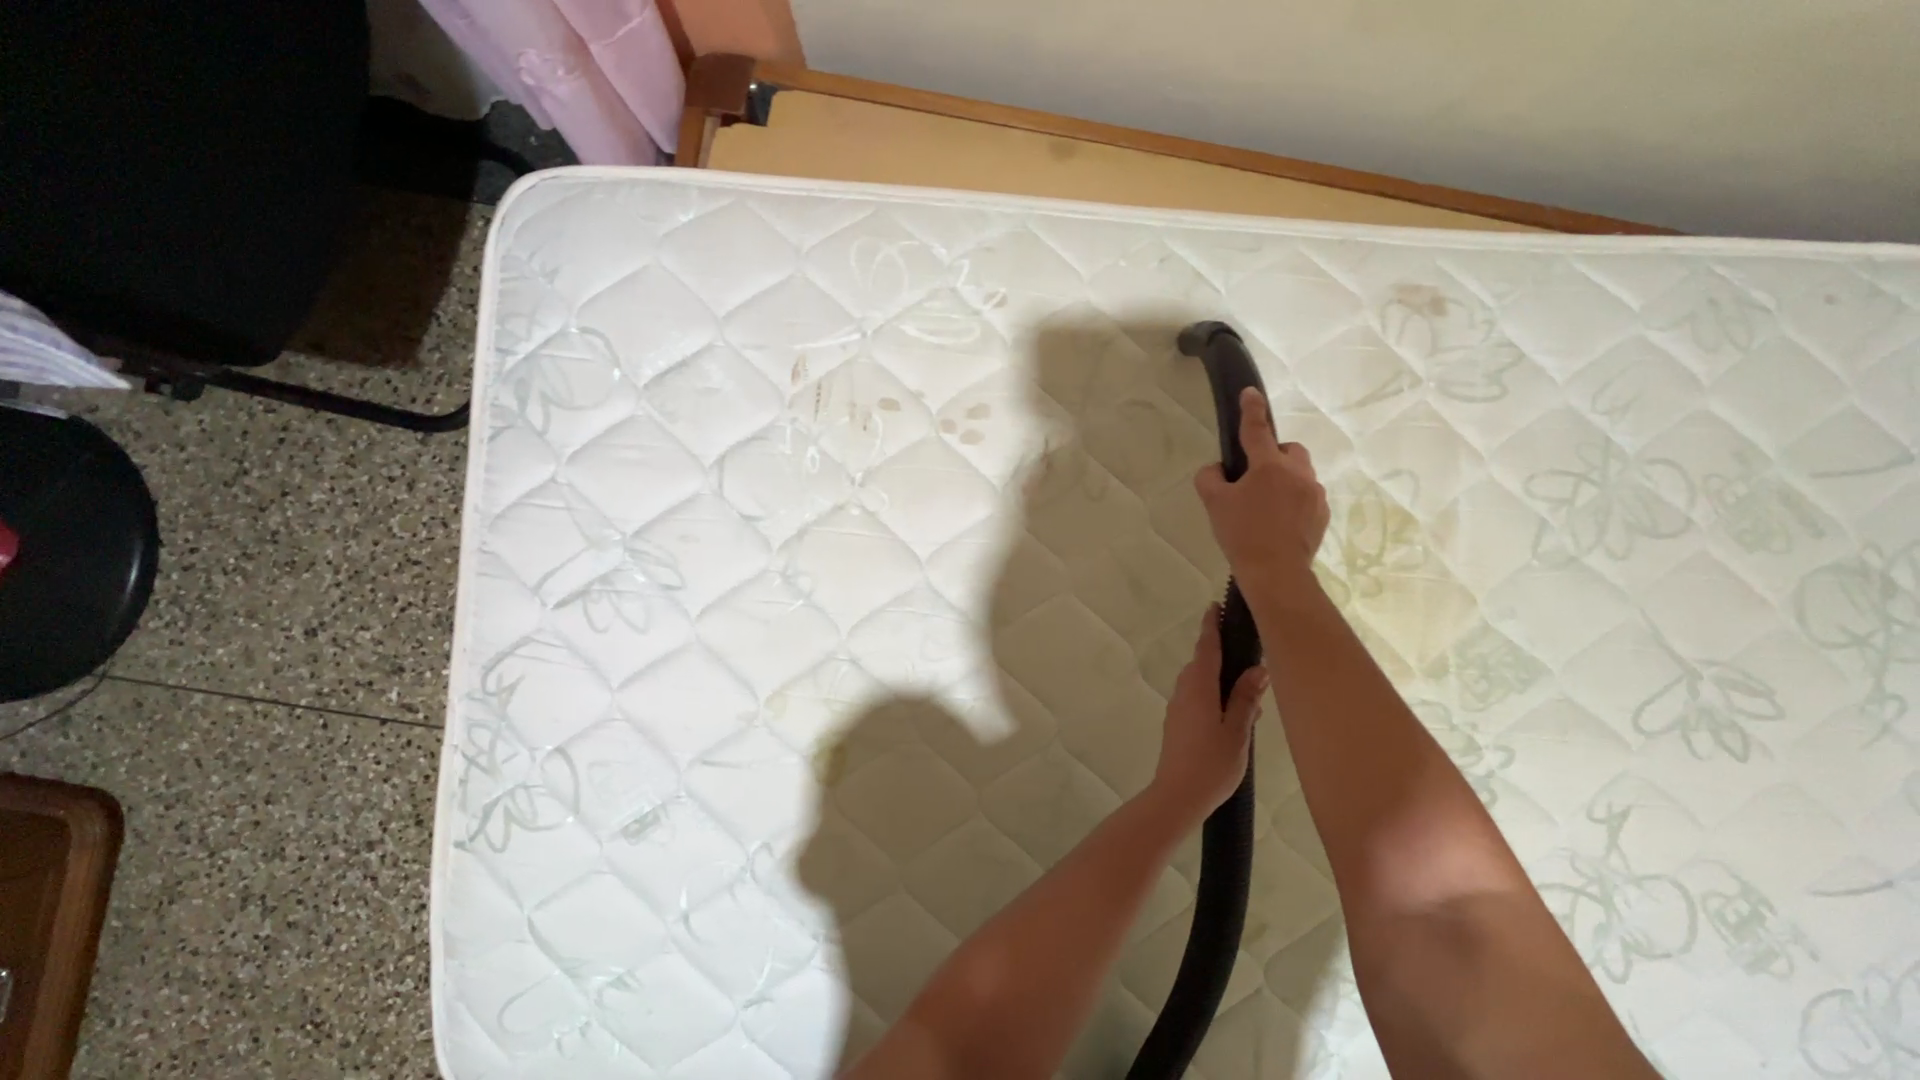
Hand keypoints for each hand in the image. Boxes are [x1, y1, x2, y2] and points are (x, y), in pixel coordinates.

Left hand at [1149, 604, 1266, 824]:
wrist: (1177, 796)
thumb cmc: (1211, 763)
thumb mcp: (1237, 730)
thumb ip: (1246, 698)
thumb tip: (1258, 668)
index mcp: (1199, 687)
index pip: (1206, 647)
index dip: (1211, 626)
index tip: (1216, 606)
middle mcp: (1184, 691)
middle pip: (1202, 662)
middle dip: (1221, 653)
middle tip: (1247, 649)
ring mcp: (1178, 708)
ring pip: (1199, 682)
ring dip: (1219, 678)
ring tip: (1248, 688)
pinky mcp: (1177, 723)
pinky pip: (1196, 698)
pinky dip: (1213, 694)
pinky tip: (1233, 713)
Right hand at [1194, 387, 1328, 591]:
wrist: (1275, 572)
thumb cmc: (1241, 534)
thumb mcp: (1213, 504)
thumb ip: (1210, 478)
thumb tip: (1218, 470)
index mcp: (1269, 466)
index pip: (1256, 430)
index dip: (1251, 410)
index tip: (1250, 393)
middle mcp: (1297, 474)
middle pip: (1289, 450)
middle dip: (1274, 456)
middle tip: (1255, 479)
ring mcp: (1315, 494)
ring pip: (1300, 475)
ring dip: (1285, 481)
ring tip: (1266, 507)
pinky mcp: (1322, 514)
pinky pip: (1308, 497)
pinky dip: (1295, 502)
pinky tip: (1279, 523)